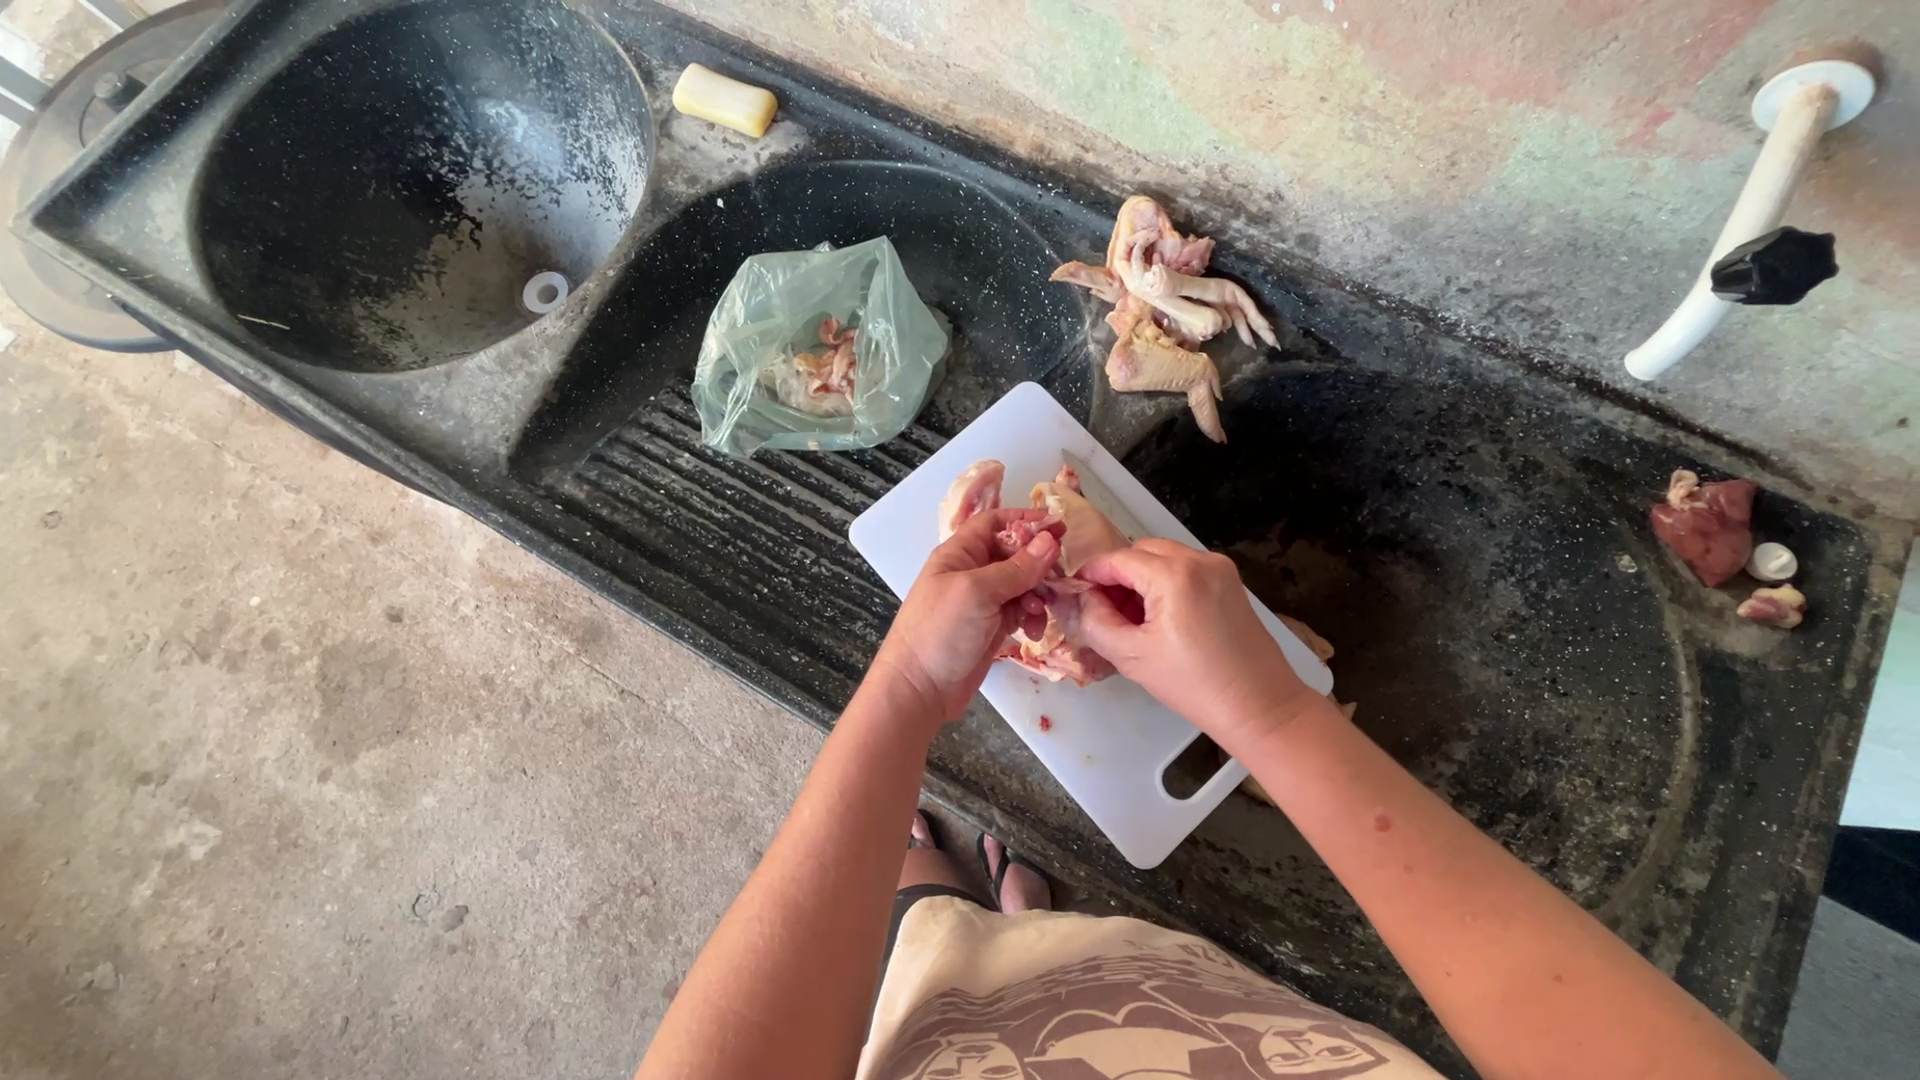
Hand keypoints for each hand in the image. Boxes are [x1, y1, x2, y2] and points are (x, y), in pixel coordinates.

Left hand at [869, 509, 1058, 729]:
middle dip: (1038, 562)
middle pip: (1014, 553)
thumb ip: (1016, 567)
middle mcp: (971, 572)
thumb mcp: (977, 592)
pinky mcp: (992, 627)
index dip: (1024, 520)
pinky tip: (1033, 631)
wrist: (919, 690)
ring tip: (1040, 611)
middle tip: (1061, 574)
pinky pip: (1021, 611)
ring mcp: (982, 601)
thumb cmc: (940, 631)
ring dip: (1037, 593)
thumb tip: (1049, 539)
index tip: (1056, 526)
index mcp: (959, 554)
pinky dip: (1031, 617)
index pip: (994, 523)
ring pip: (1022, 584)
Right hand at [1076, 538, 1318, 743]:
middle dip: (1117, 575)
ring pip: (1163, 558)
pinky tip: (1159, 618)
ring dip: (1140, 578)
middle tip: (1103, 609)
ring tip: (1131, 618)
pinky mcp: (1230, 582)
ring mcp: (1220, 568)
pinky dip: (1164, 583)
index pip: (1118, 559)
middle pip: (1141, 551)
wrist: (1259, 706)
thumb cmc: (1193, 685)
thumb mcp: (1131, 656)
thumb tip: (1081, 598)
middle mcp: (1200, 560)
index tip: (1074, 593)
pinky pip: (1185, 569)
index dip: (1091, 573)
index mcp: (1174, 575)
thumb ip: (1095, 620)